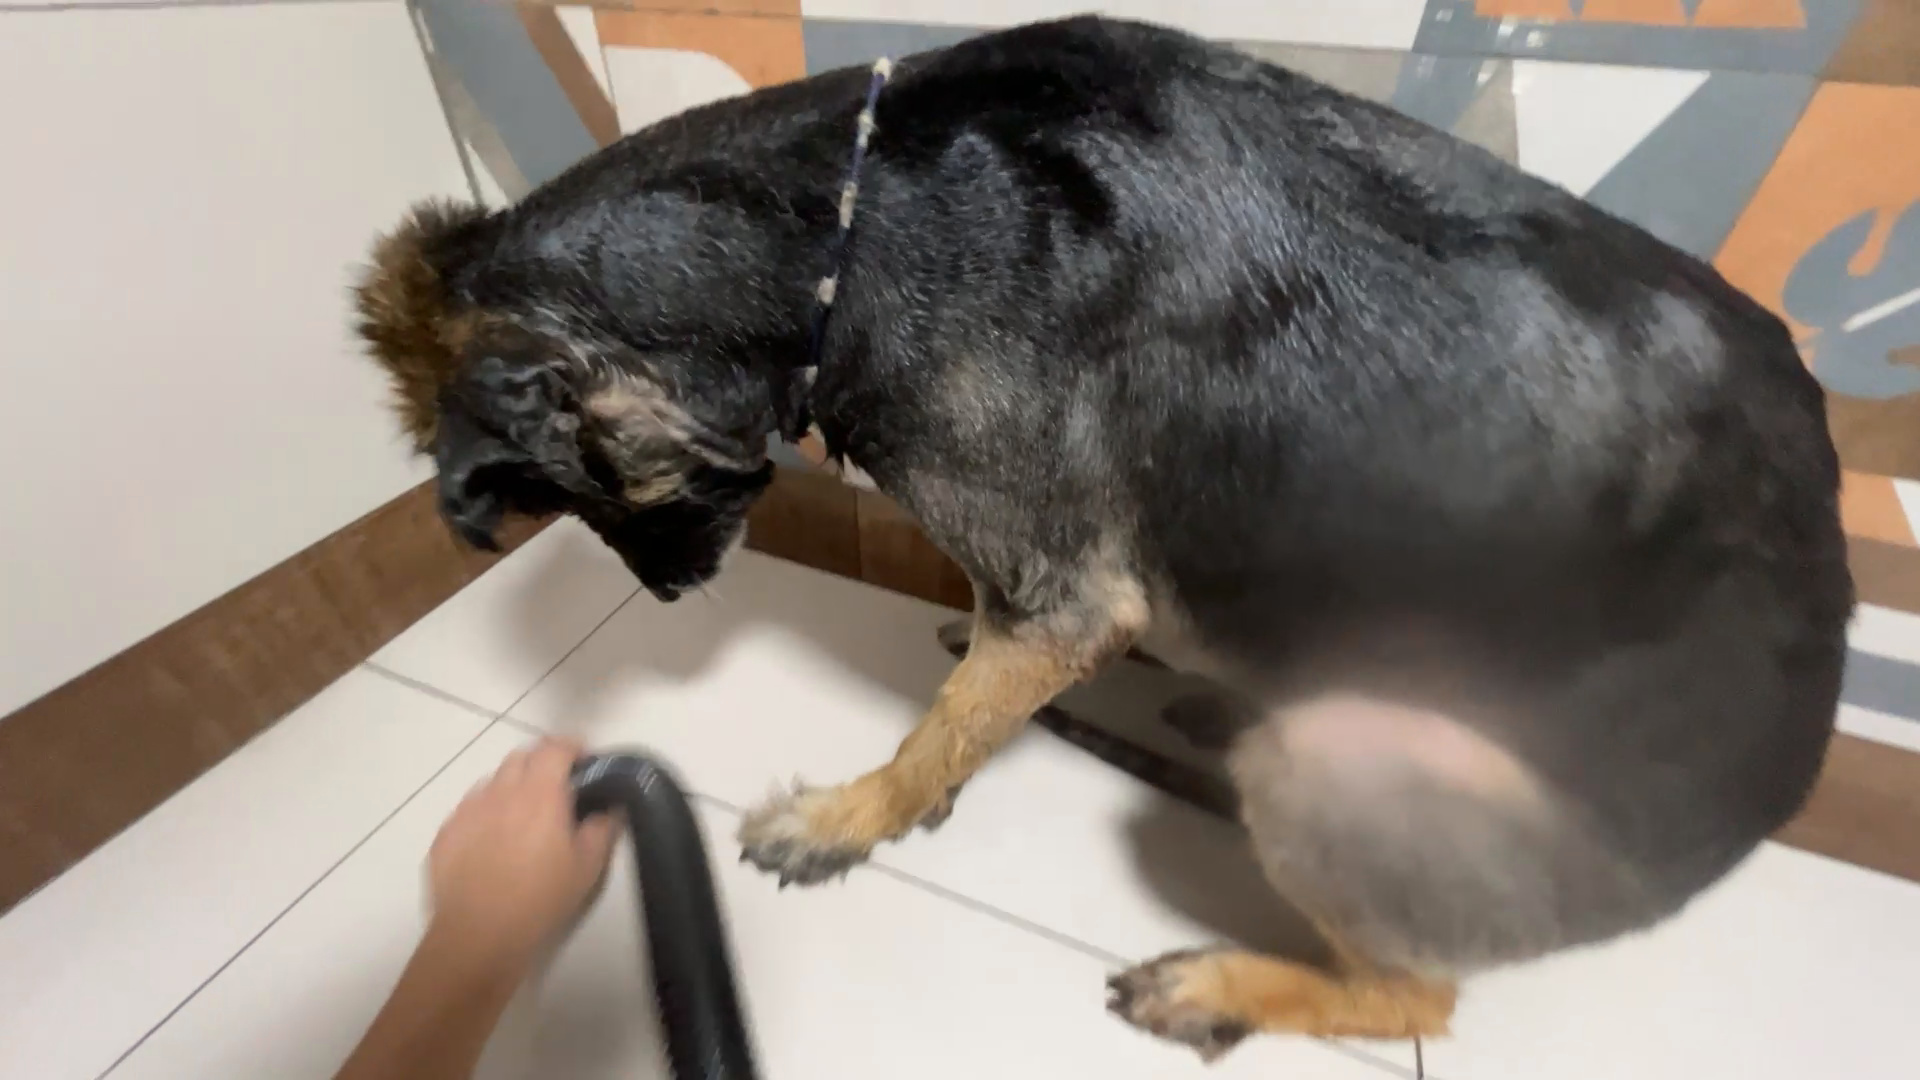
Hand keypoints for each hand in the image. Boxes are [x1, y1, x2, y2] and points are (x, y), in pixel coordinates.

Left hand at [425, 737, 618, 969]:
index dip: (573, 746)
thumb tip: (608, 808)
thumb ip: (603, 827)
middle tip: (558, 784)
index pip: (555, 748)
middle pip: (521, 756)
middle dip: (542, 761)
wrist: (476, 940)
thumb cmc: (540, 900)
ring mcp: (468, 813)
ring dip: (512, 784)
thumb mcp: (589, 866)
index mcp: (541, 794)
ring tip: (524, 810)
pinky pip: (468, 807)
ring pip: (493, 780)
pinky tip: (493, 836)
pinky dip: (486, 809)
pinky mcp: (444, 836)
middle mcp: (502, 794)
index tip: (585, 759)